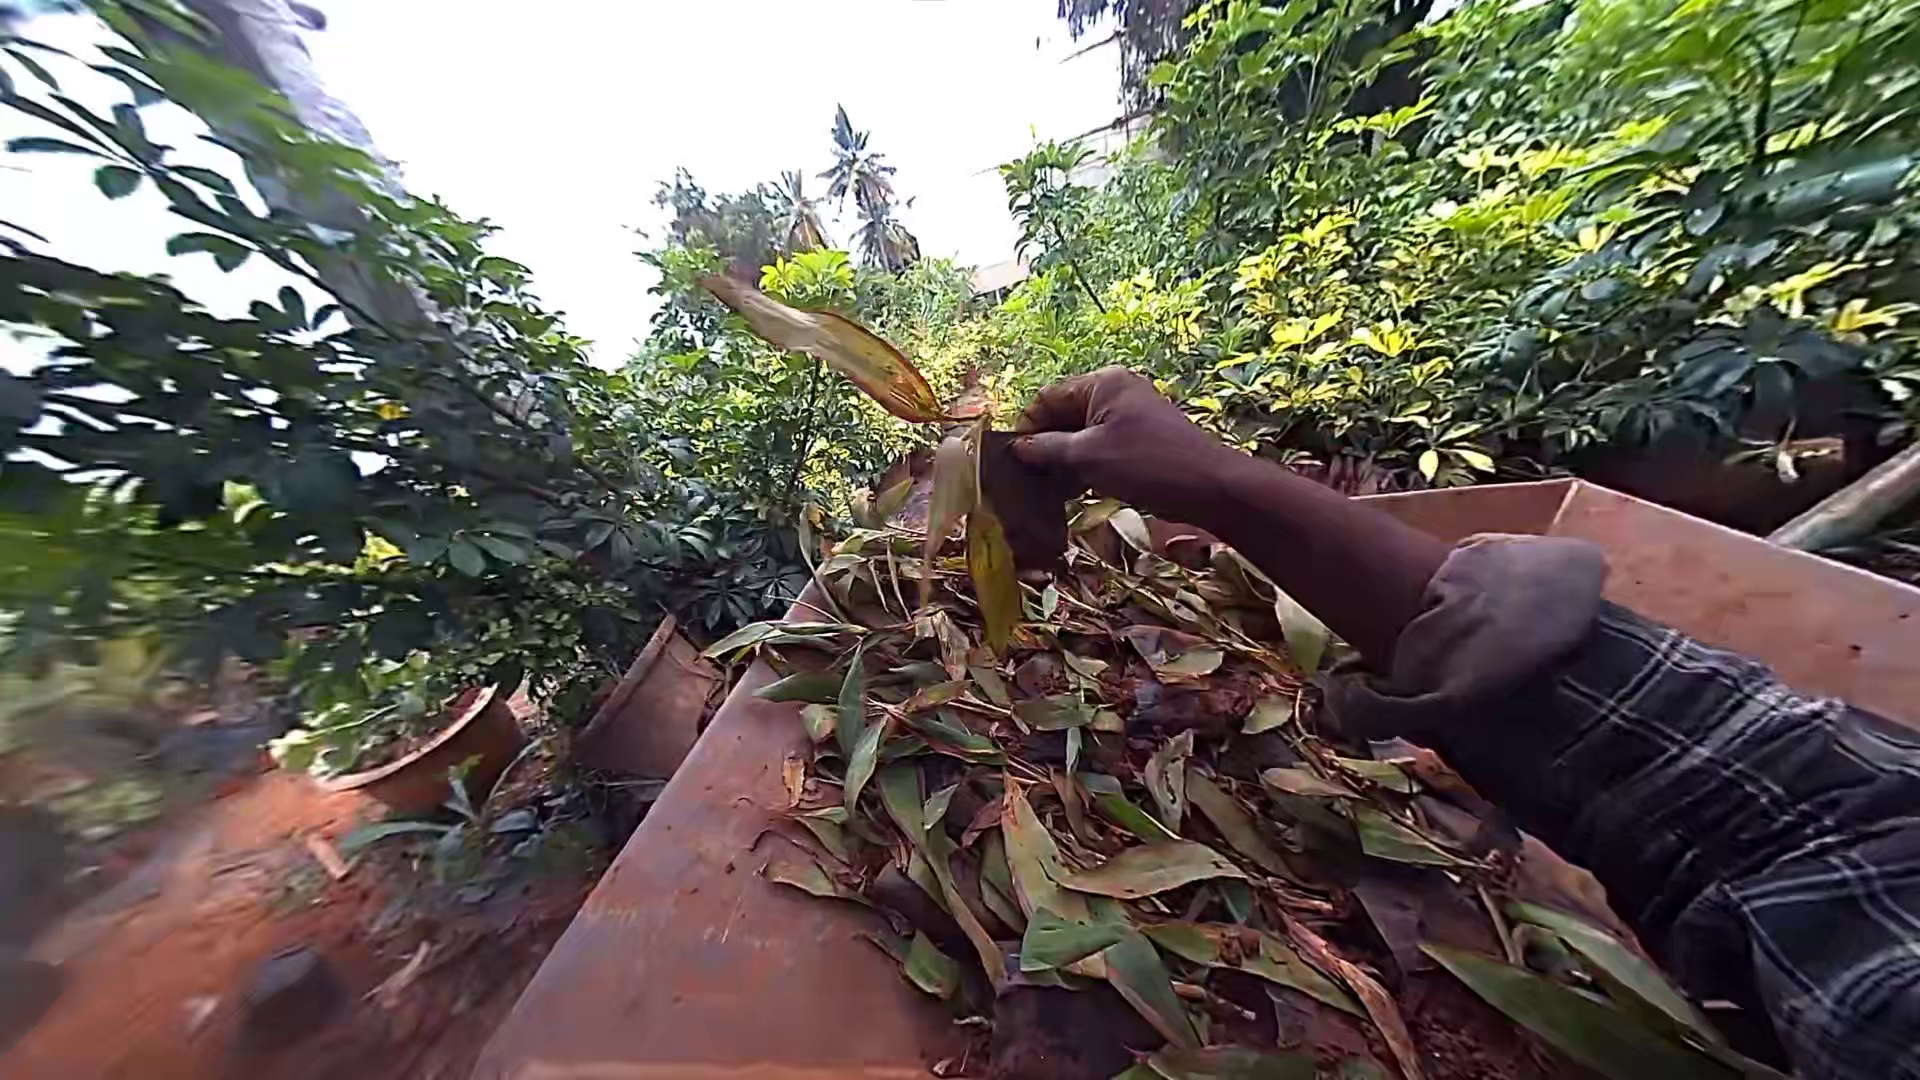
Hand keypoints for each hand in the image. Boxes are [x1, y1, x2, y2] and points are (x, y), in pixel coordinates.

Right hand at [1009, 366, 1231, 521]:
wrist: (1207, 486)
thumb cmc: (1145, 463)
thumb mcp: (1088, 456)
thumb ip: (1048, 449)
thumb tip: (1017, 448)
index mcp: (1102, 384)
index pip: (1049, 396)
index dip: (1027, 425)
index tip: (1012, 456)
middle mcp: (1114, 393)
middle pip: (1064, 414)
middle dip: (1043, 444)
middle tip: (1025, 476)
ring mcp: (1127, 417)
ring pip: (1080, 434)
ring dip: (1061, 459)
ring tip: (1043, 487)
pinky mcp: (1136, 441)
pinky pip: (1099, 448)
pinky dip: (1082, 466)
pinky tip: (1069, 491)